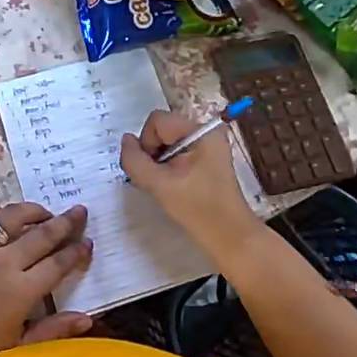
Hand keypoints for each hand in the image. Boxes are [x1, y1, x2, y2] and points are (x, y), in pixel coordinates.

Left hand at [0, 202, 93, 356]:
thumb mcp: (16, 349)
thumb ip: (52, 330)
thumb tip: (87, 318)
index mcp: (21, 291)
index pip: (58, 264)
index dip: (76, 252)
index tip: (88, 242)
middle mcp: (2, 262)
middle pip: (41, 234)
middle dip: (65, 222)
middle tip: (80, 211)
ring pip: (12, 217)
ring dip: (33, 211)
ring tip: (45, 212)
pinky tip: (2, 212)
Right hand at [120, 109, 263, 251]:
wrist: (230, 236)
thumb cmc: (196, 209)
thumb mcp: (158, 185)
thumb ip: (135, 160)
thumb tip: (126, 140)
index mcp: (200, 131)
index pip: (157, 120)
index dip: (147, 142)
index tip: (154, 169)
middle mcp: (206, 130)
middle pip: (162, 128)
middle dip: (153, 151)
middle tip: (158, 178)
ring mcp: (209, 143)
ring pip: (168, 139)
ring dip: (160, 159)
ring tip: (166, 183)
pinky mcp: (208, 156)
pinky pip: (178, 149)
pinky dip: (170, 164)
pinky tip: (174, 183)